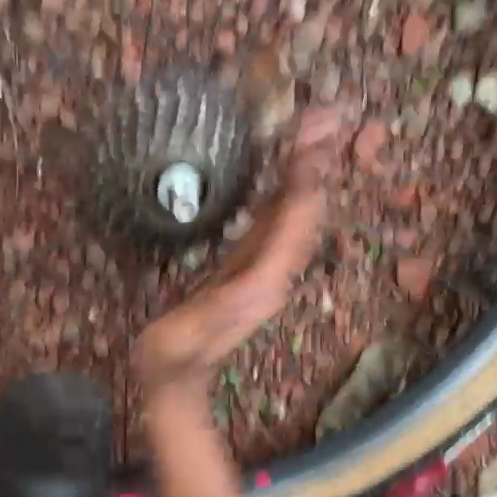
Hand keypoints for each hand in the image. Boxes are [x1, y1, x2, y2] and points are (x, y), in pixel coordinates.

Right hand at [135, 109, 343, 403]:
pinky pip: (274, 220)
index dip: (306, 177)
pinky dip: (283, 189)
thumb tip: (260, 281)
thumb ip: (221, 311)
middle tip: (323, 116)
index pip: (295, 221)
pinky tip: (281, 169)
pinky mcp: (249, 267)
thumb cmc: (173, 359)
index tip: (312, 134)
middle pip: (304, 210)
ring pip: (293, 213)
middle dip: (315, 164)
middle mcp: (274, 273)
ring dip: (304, 171)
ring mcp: (264, 269)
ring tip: (311, 131)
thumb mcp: (190, 338)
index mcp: (264, 283)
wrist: (174, 380)